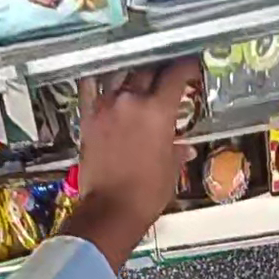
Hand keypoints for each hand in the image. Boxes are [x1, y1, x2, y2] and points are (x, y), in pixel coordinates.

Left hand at [58, 58, 201, 270]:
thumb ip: (176, 151)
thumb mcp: (169, 172)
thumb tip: (185, 148)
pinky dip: (100, 80)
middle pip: (147, 70)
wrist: (112, 211)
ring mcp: (107, 106)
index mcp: (158, 112)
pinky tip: (105, 79)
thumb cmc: (145, 195)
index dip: (185, 67)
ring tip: (139, 78)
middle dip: (159, 70)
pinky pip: (91, 86)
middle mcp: (132, 101)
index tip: (189, 67)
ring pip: (121, 74)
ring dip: (132, 73)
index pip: (175, 75)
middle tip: (166, 75)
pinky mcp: (88, 117)